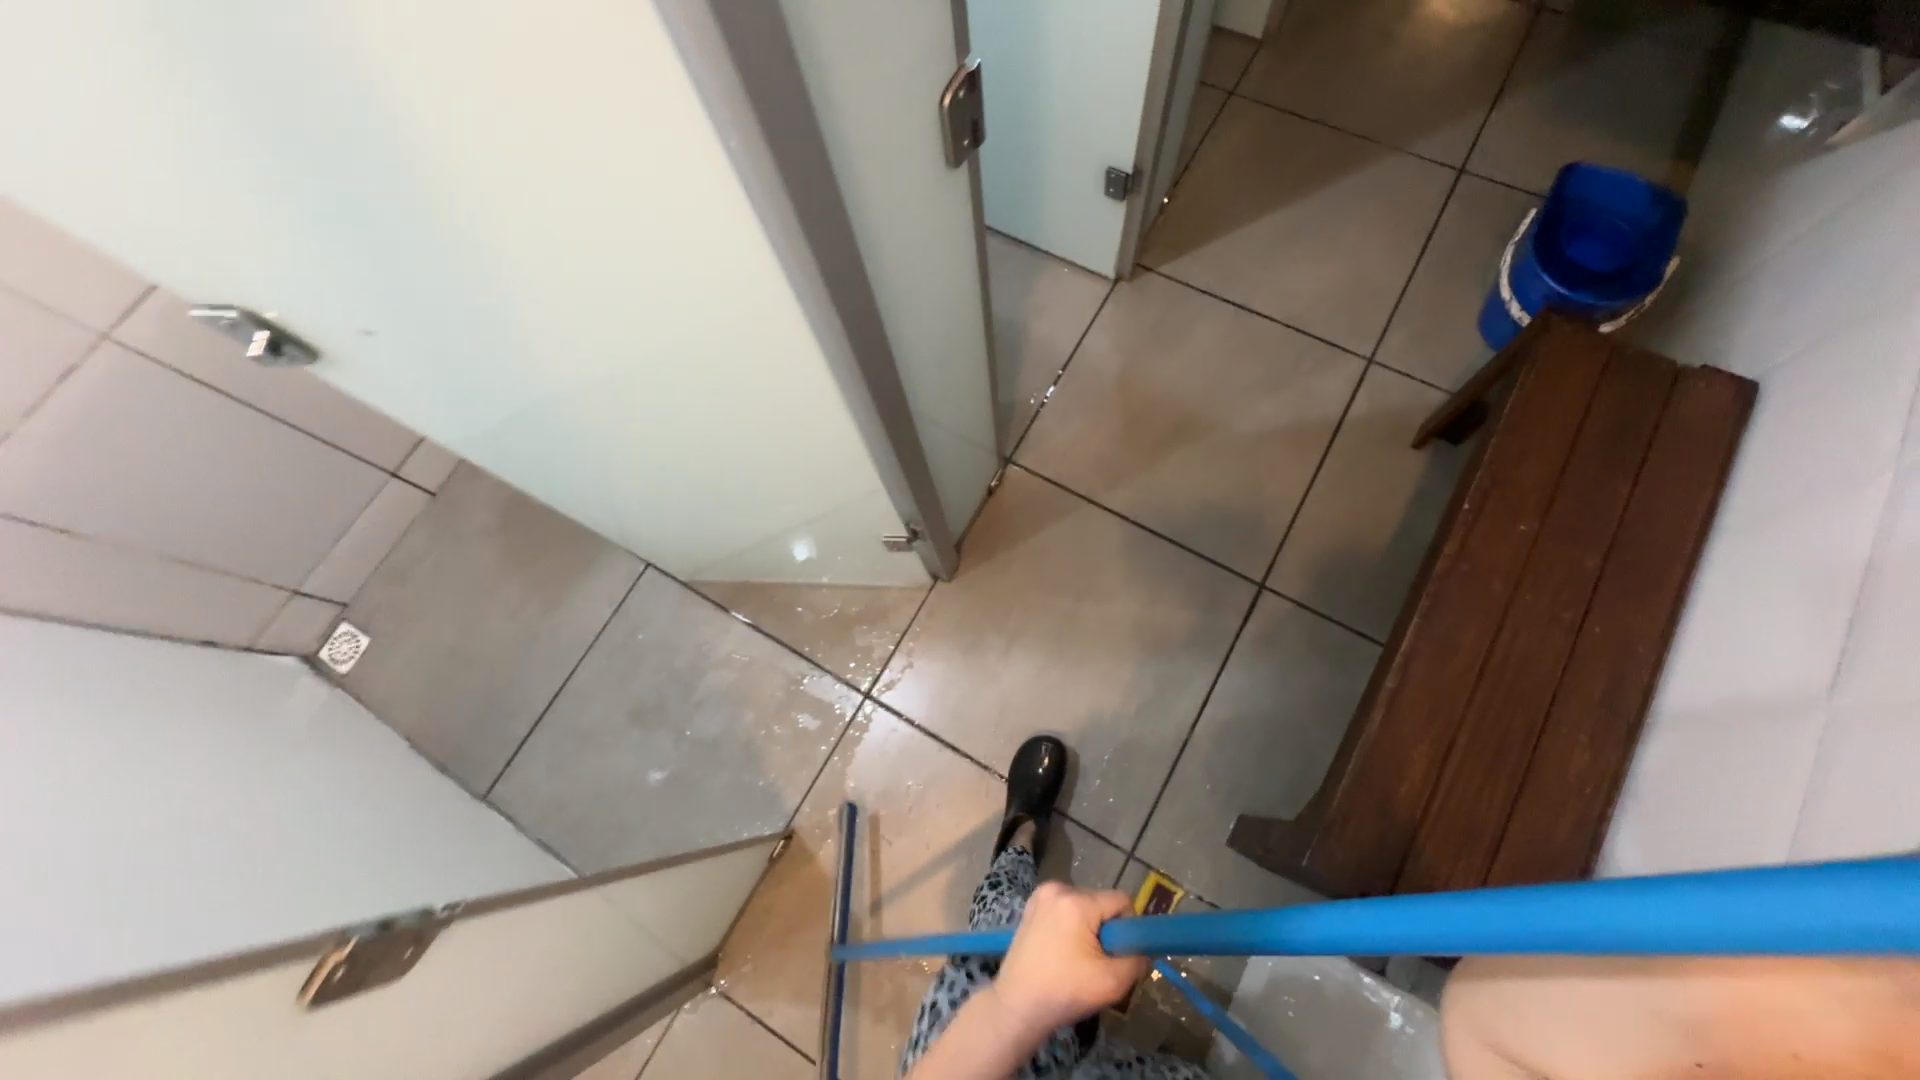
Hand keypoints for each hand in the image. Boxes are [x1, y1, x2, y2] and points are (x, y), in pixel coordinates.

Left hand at [991, 882, 1146, 1037]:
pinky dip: (1071, 926)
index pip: (1121, 900)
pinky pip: (1065, 909)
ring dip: (1089, 928)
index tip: (1119, 953)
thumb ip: (1137, 959)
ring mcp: (1040, 896)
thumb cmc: (1064, 992)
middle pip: (1101, 902)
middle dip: (1106, 929)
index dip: (1128, 927)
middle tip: (1097, 961)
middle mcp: (1057, 889)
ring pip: (1084, 906)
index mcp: (1076, 901)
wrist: (1017, 1006)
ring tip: (1078, 959)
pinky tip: (1062, 952)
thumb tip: (1144, 949)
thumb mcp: (1112, 981)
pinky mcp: (1031, 907)